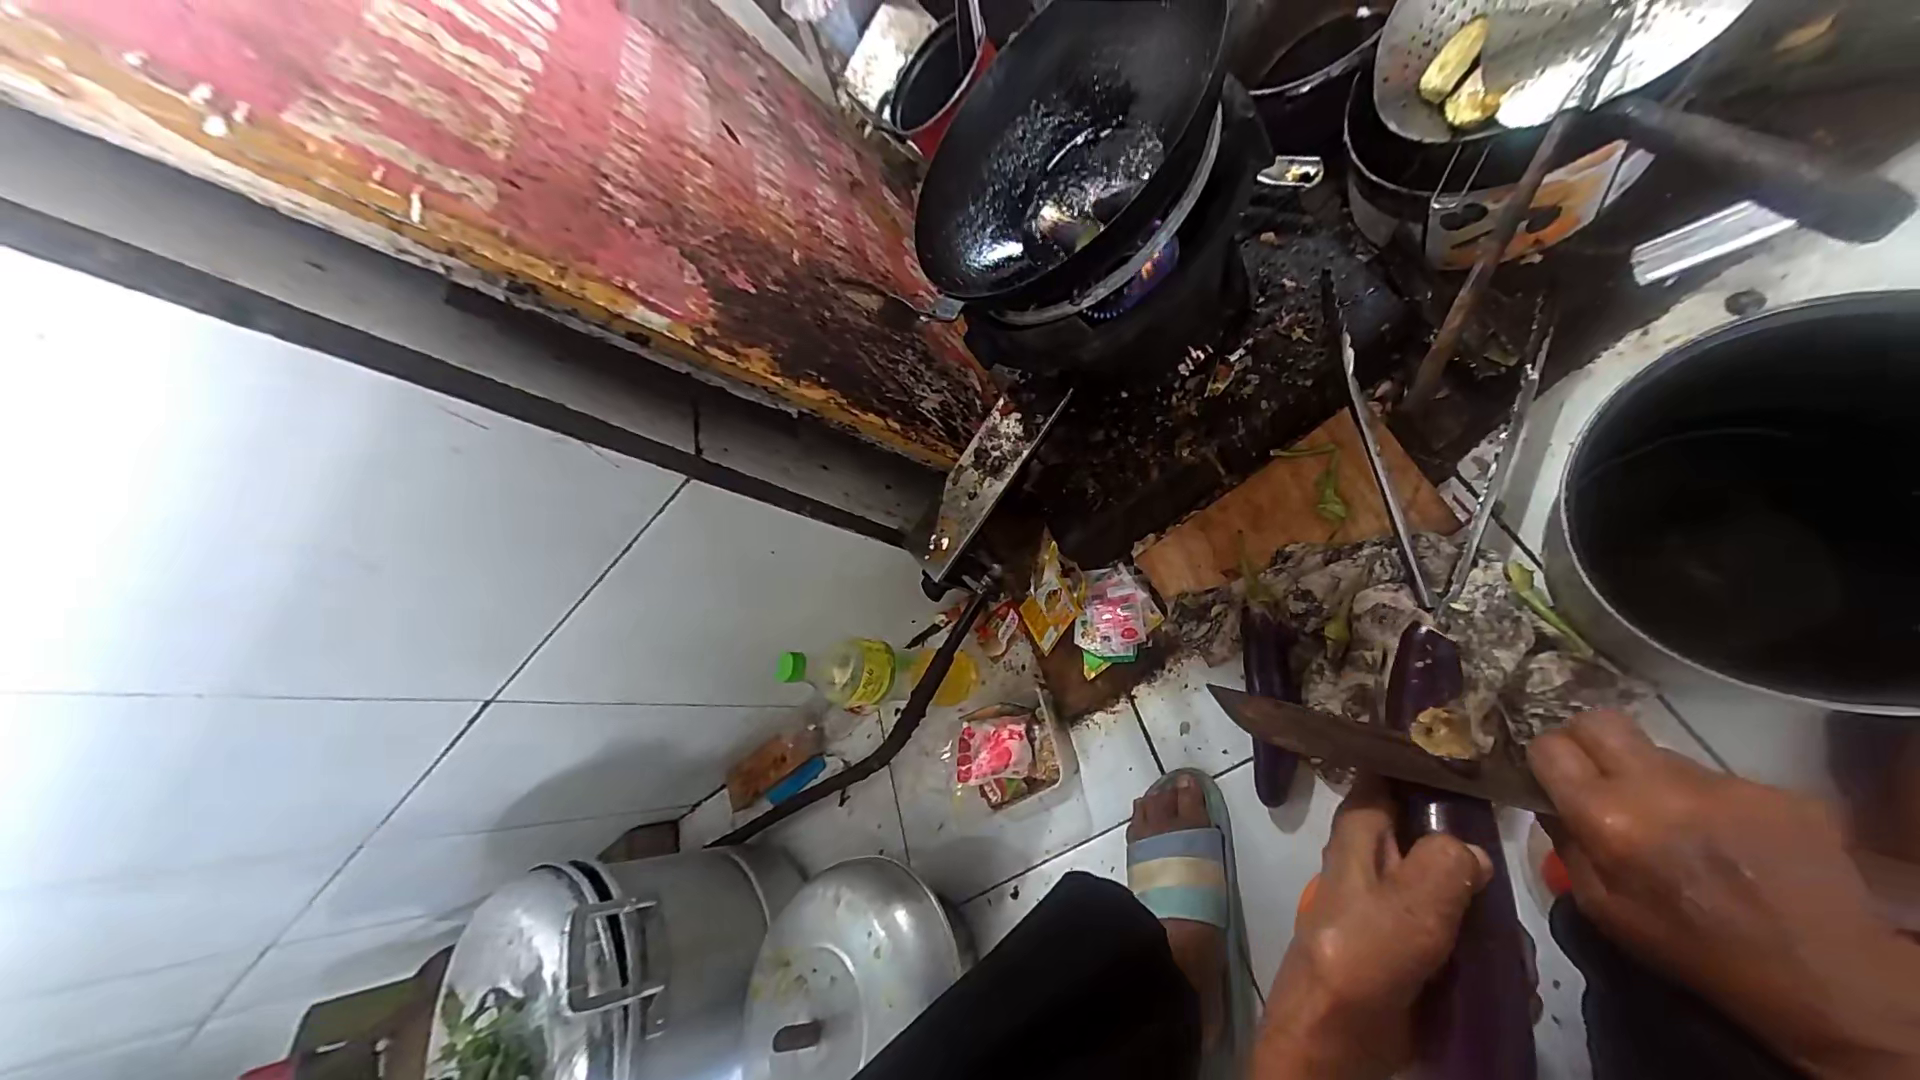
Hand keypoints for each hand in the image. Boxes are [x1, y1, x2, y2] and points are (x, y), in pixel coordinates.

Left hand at [1254, 776, 1492, 1079]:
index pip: (1387, 772)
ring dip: (1489, 918)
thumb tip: (1472, 848)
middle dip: (1477, 856)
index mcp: (1361, 827)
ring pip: (1457, 885)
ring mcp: (1396, 897)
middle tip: (1508, 883)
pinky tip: (1507, 978)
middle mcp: (1376, 853)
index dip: (1424, 762)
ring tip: (1510, 950)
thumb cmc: (1365, 950)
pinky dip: (1484, 952)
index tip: (1475, 758)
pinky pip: (1459, 930)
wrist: (1340, 1026)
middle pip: (1435, 830)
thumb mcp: (1412, 901)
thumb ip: (1446, 862)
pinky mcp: (1413, 938)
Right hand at [1531, 710, 1919, 1079]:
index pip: (1549, 747)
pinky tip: (1728, 837)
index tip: (1553, 776)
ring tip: (1676, 820)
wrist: (1833, 983)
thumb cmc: (1693, 948)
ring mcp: (1726, 786)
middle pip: (1599, 722)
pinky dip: (1710, 801)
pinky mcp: (1778, 793)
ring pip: (1661, 752)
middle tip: (1596, 772)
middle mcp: (1659, 788)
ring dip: (1653, 777)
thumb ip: (1566, 843)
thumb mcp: (1601, 906)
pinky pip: (1719, 779)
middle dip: (1586, 739)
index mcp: (1607, 818)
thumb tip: (1552, 802)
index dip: (1545, 758)